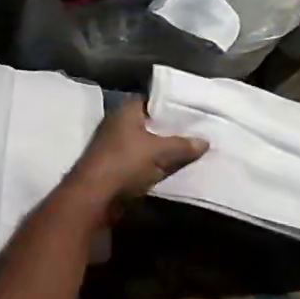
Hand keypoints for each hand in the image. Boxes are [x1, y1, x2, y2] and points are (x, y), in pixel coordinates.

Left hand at [61, 99, 208, 210]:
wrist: (94, 197)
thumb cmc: (125, 163)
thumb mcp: (159, 151)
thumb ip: (183, 145)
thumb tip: (204, 141)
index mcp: (125, 112)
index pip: (153, 101)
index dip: (173, 106)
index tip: (196, 112)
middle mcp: (118, 125)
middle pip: (151, 124)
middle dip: (172, 130)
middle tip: (201, 132)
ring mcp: (115, 147)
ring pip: (147, 145)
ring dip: (164, 150)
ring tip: (194, 151)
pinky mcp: (116, 168)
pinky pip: (141, 163)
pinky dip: (155, 166)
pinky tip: (176, 169)